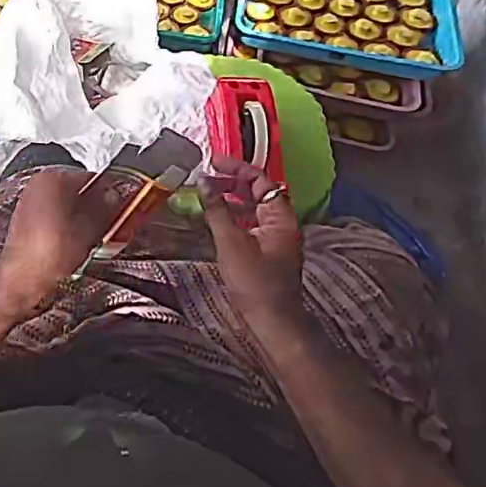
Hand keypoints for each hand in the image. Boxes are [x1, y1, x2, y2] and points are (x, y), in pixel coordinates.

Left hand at [0, 167, 120, 324]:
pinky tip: (78, 243)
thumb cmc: (53, 251)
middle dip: (96, 207)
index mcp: (52, 178)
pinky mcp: (26, 220)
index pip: (91, 178)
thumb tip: (117, 195)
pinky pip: (54, 216)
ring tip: (97, 237)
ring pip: (66, 205)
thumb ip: (106, 208)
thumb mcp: (89, 228)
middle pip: (77, 191)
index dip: (110, 194)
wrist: (22, 279)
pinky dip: (68, 226)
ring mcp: (30, 201)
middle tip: (112, 225)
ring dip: (83, 218)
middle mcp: (38, 184)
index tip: (123, 207)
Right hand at [200, 156, 307, 348]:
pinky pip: (250, 222)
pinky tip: (215, 218)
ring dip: (230, 198)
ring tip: (206, 194)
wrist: (274, 324)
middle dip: (231, 182)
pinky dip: (233, 215)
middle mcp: (282, 223)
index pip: (259, 179)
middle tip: (205, 177)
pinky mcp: (268, 251)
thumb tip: (203, 181)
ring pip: (253, 207)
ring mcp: (276, 238)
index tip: (212, 162)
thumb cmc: (254, 283)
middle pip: (257, 191)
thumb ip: (216, 209)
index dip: (236, 168)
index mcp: (280, 217)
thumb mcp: (230, 242)